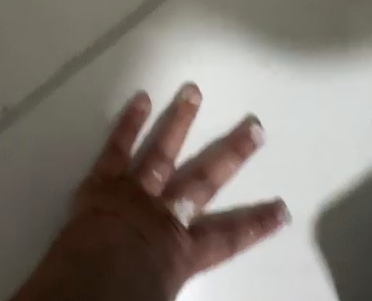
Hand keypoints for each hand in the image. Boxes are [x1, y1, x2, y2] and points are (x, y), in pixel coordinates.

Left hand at [11, 84, 288, 300]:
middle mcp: (166, 215)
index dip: (256, 224)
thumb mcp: (162, 294)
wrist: (90, 286)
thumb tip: (172, 278)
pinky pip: (118, 147)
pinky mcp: (104, 180)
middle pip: (204, 180)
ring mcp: (136, 192)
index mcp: (182, 253)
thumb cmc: (126, 300)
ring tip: (194, 91)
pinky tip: (142, 98)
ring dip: (180, 120)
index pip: (227, 238)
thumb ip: (171, 279)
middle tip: (255, 127)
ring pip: (163, 151)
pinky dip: (130, 122)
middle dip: (231, 154)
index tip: (281, 207)